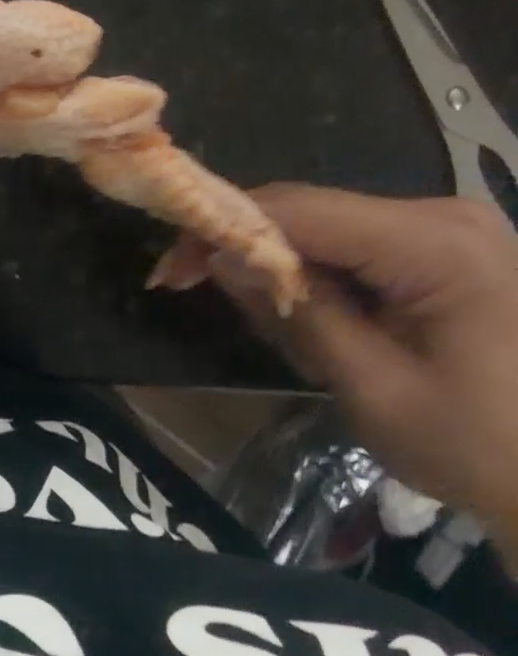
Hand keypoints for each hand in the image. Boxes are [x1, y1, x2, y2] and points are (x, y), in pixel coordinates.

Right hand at [209, 184, 517, 548]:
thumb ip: (295, 313)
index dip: (216, 230)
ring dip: (276, 263)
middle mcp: (448, 217)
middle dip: (240, 246)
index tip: (169, 274)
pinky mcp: (456, 250)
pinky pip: (357, 242)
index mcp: (437, 246)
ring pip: (324, 225)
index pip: (291, 210)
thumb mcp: (373, 387)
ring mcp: (457, 231)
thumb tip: (217, 256)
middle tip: (191, 290)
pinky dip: (316, 272)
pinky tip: (314, 315)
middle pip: (305, 210)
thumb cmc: (488, 446)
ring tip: (266, 320)